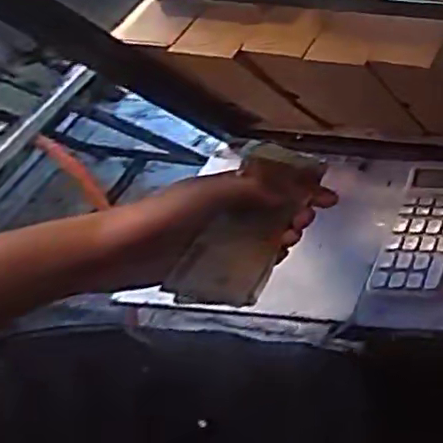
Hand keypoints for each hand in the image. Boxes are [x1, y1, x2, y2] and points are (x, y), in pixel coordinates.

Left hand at [85, 172, 338, 292]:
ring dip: (284, 235)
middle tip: (304, 223)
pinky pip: (247, 257)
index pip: (279, 181)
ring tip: (288, 242)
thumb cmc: (164, 214)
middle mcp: (231, 208)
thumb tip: (290, 193)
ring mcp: (221, 234)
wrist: (113, 252)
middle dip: (298, 213)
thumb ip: (253, 190)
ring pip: (266, 232)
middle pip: (277, 208)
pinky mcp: (210, 260)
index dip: (306, 187)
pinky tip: (271, 260)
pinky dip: (265, 257)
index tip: (328, 198)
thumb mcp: (212, 192)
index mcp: (233, 186)